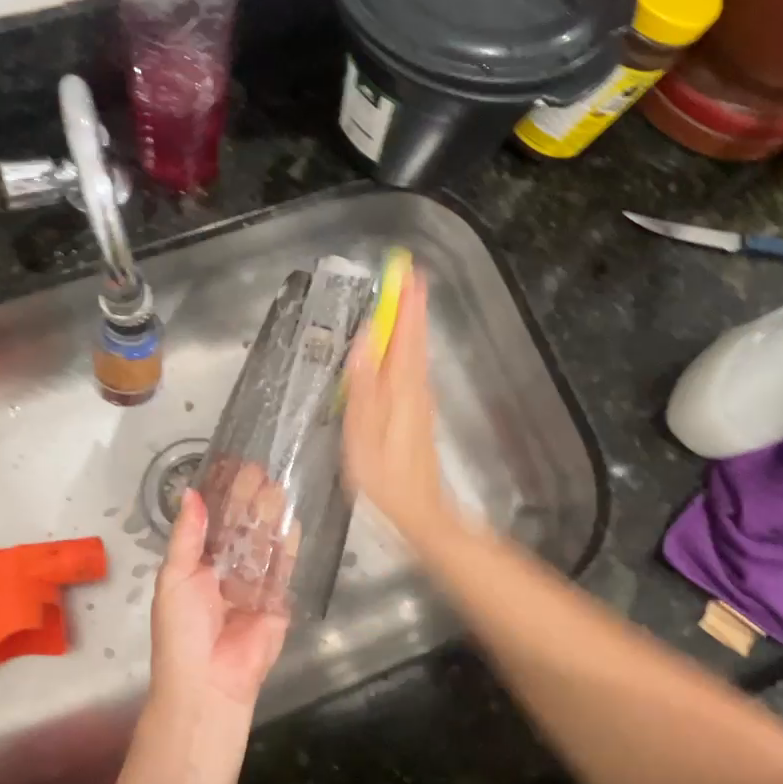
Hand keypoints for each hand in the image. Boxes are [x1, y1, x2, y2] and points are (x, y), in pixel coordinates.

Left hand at [150, 488, 289, 709]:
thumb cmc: (181, 630)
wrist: (207, 683)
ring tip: (278, 486)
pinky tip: (293, 520)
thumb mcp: (174, 577)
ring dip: (270, 517)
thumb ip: (187, 536)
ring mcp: (254, 586)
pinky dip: (289, 546)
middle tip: (261, 471)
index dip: (224, 497)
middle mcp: (227, 571)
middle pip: (243, 529)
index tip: (233, 468)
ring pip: (265, 544)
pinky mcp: (278, 601)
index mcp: (199, 565)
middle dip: (251, 501)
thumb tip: (191, 494)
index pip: (214, 523)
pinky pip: (284, 570)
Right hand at [343, 274, 452, 537]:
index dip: (405, 305)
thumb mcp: (363, 434)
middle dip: (412, 306)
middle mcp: (415, 388)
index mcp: (401, 389)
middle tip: (409, 273)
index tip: (407, 273)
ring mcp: (420, 400)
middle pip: (414, 339)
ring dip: (412, 322)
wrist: (419, 510)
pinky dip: (409, 345)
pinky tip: (402, 344)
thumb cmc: (385, 476)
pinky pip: (413, 366)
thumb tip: (363, 341)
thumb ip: (362, 386)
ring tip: (407, 296)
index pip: (404, 336)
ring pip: (416, 351)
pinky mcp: (418, 412)